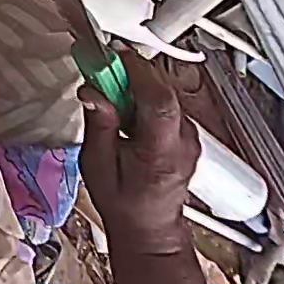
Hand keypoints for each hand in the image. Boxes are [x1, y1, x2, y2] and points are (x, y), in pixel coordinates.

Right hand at [79, 55, 197, 254]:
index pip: (160, 101)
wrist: (150, 227)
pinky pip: (165, 102)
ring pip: (165, 94)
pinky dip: (142, 96)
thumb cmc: (122, 202)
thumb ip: (98, 125)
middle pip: (163, 91)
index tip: (112, 56)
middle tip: (101, 70)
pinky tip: (124, 108)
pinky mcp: (187, 132)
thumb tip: (93, 92)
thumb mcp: (96, 165)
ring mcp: (190, 136)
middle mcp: (184, 142)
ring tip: (109, 95)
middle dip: (130, 74)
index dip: (137, 73)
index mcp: (162, 153)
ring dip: (135, 85)